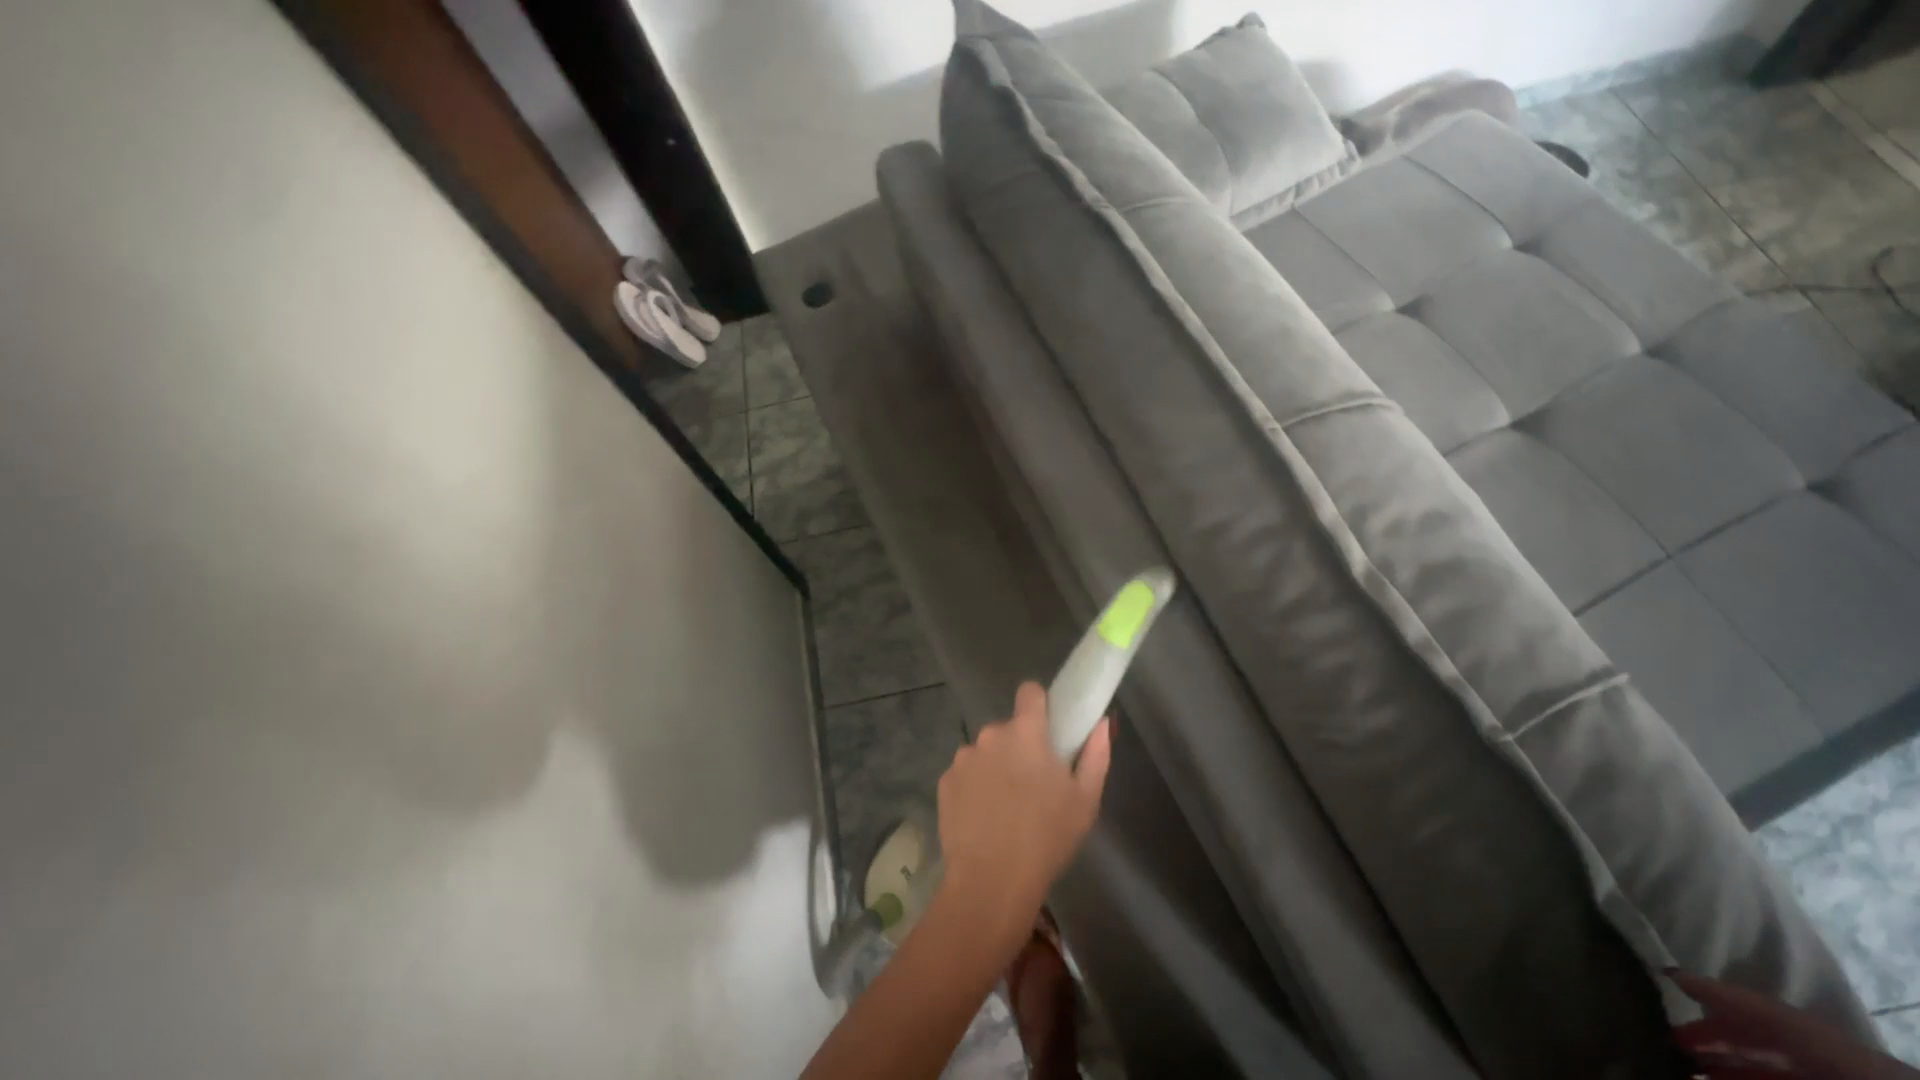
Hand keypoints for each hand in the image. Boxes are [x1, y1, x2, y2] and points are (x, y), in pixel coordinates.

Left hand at [934, 682, 1111, 945]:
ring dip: (995, 769)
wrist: (992, 881)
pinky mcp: (944, 783)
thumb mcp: (1086, 799)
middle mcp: (989, 736)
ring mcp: (963, 759)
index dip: (1040, 705)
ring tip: (1007, 809)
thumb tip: (1103, 722)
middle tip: (1034, 784)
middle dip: (1019, 748)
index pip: (1030, 692)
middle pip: (1008, 730)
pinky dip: (975, 789)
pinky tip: (985, 820)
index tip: (1049, 729)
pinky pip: (965, 776)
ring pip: (985, 753)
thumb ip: (1096, 754)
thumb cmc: (1047, 838)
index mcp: (1026, 733)